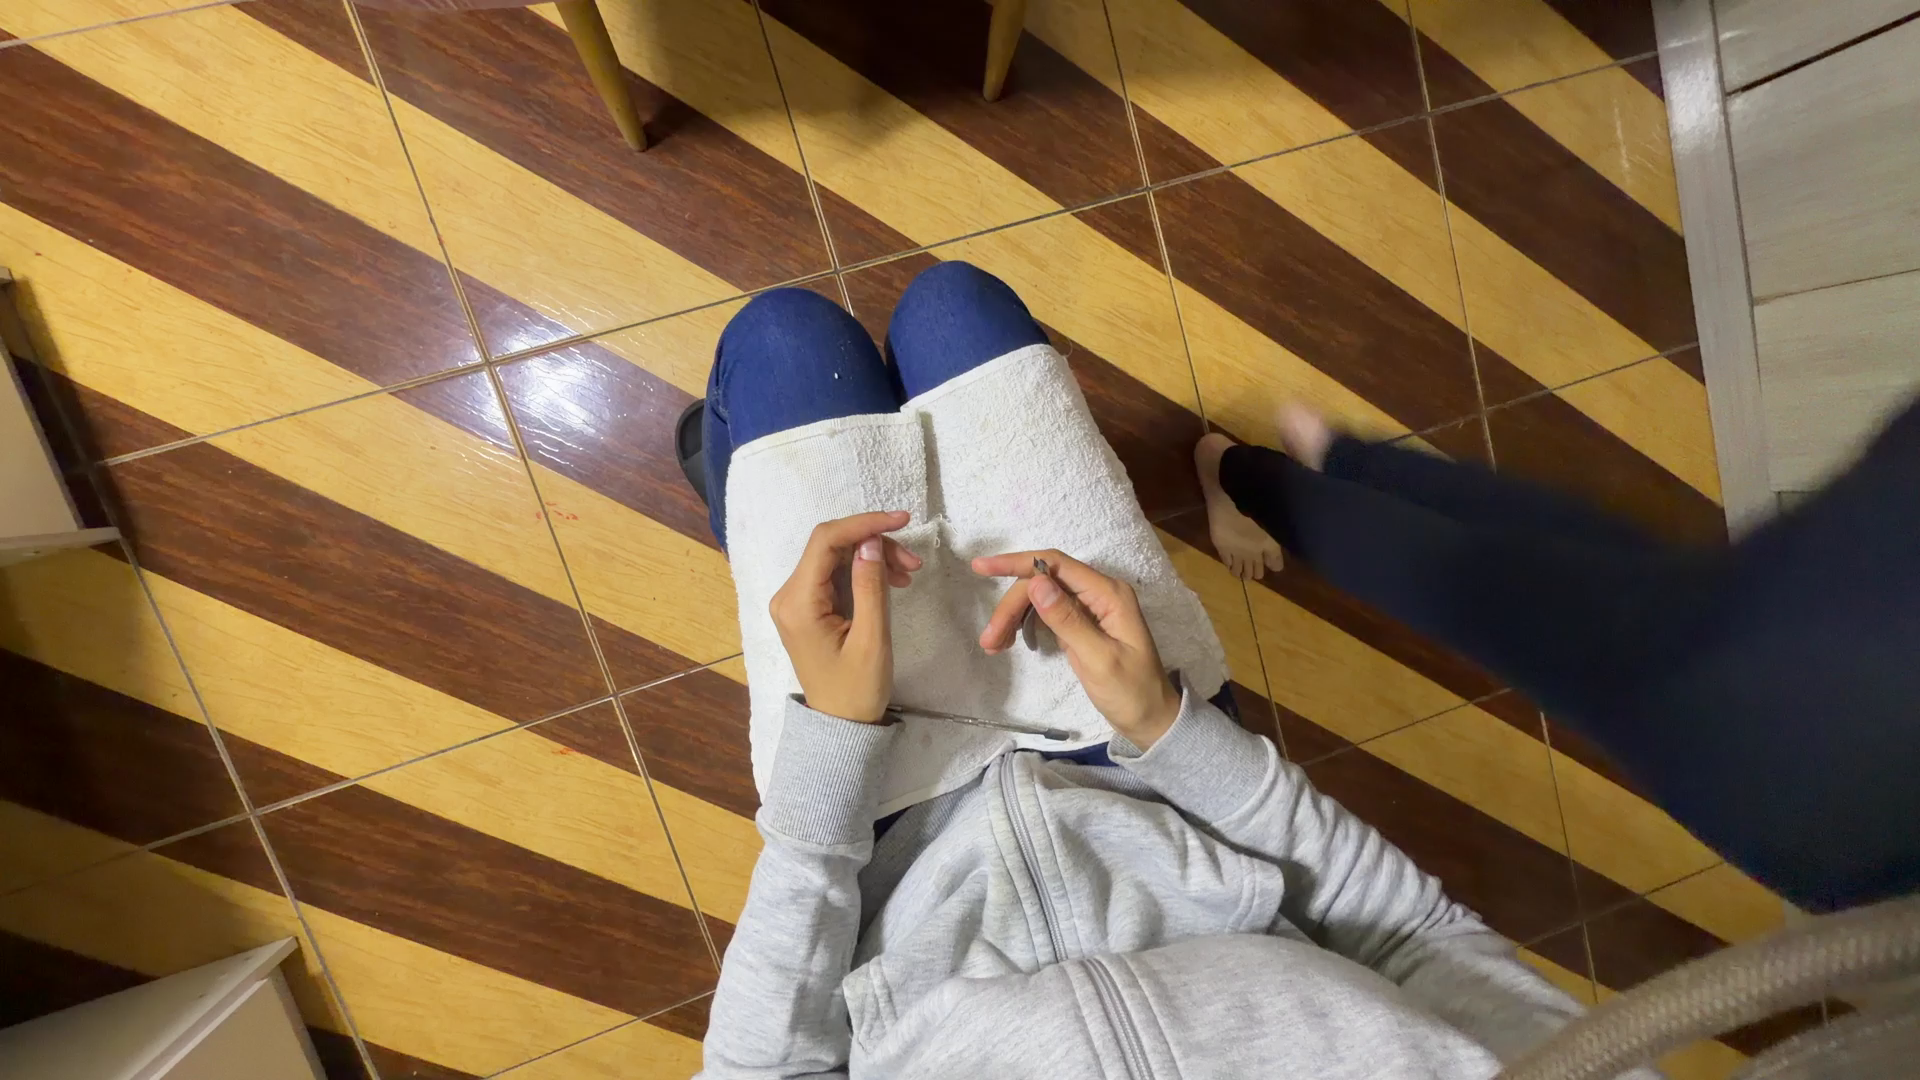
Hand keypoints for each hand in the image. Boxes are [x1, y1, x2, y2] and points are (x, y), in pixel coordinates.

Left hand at [770, 511, 921, 722]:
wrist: (841, 726)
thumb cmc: (857, 689)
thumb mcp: (872, 638)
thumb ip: (870, 586)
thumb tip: (871, 541)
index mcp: (798, 602)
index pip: (825, 541)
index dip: (864, 523)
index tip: (902, 520)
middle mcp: (789, 595)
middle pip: (832, 546)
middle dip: (874, 543)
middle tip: (913, 563)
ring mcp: (797, 600)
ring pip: (837, 557)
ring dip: (874, 557)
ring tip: (909, 575)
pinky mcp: (809, 607)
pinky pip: (837, 575)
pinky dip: (865, 572)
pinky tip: (892, 582)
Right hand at [972, 550, 1181, 747]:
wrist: (1151, 720)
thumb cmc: (1131, 692)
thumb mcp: (1099, 659)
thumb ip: (1067, 620)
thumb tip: (1036, 583)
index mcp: (1108, 593)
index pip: (1055, 564)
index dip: (1016, 563)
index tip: (981, 567)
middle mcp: (1098, 592)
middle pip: (1042, 582)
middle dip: (1011, 605)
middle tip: (989, 639)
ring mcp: (1088, 607)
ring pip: (1039, 597)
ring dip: (1013, 616)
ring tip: (993, 646)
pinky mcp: (1079, 622)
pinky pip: (1044, 612)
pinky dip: (1023, 624)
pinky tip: (1010, 641)